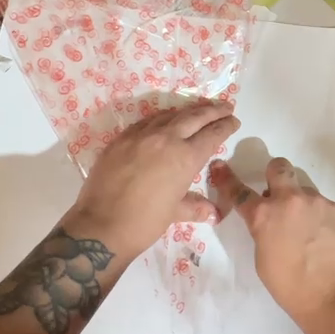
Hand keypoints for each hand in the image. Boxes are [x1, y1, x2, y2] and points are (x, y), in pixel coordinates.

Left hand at [68, 103, 238, 254]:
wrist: (100, 227)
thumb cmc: (144, 223)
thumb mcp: (175, 213)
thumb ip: (195, 206)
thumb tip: (214, 213)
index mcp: (186, 157)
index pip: (212, 134)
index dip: (226, 126)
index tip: (234, 121)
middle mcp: (167, 139)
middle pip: (195, 116)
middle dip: (214, 110)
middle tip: (226, 106)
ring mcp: (142, 135)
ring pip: (171, 114)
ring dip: (189, 111)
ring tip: (199, 111)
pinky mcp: (122, 138)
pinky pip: (147, 121)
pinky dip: (162, 118)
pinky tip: (165, 120)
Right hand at [211, 155, 334, 326]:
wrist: (331, 295)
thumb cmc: (289, 285)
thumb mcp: (262, 257)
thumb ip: (264, 229)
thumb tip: (273, 217)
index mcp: (265, 215)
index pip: (240, 192)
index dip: (228, 179)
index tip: (220, 167)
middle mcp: (291, 200)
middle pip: (279, 167)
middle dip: (276, 174)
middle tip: (279, 192)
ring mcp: (319, 201)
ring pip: (307, 191)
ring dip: (304, 205)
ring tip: (311, 233)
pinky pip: (328, 207)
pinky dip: (325, 219)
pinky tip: (328, 240)